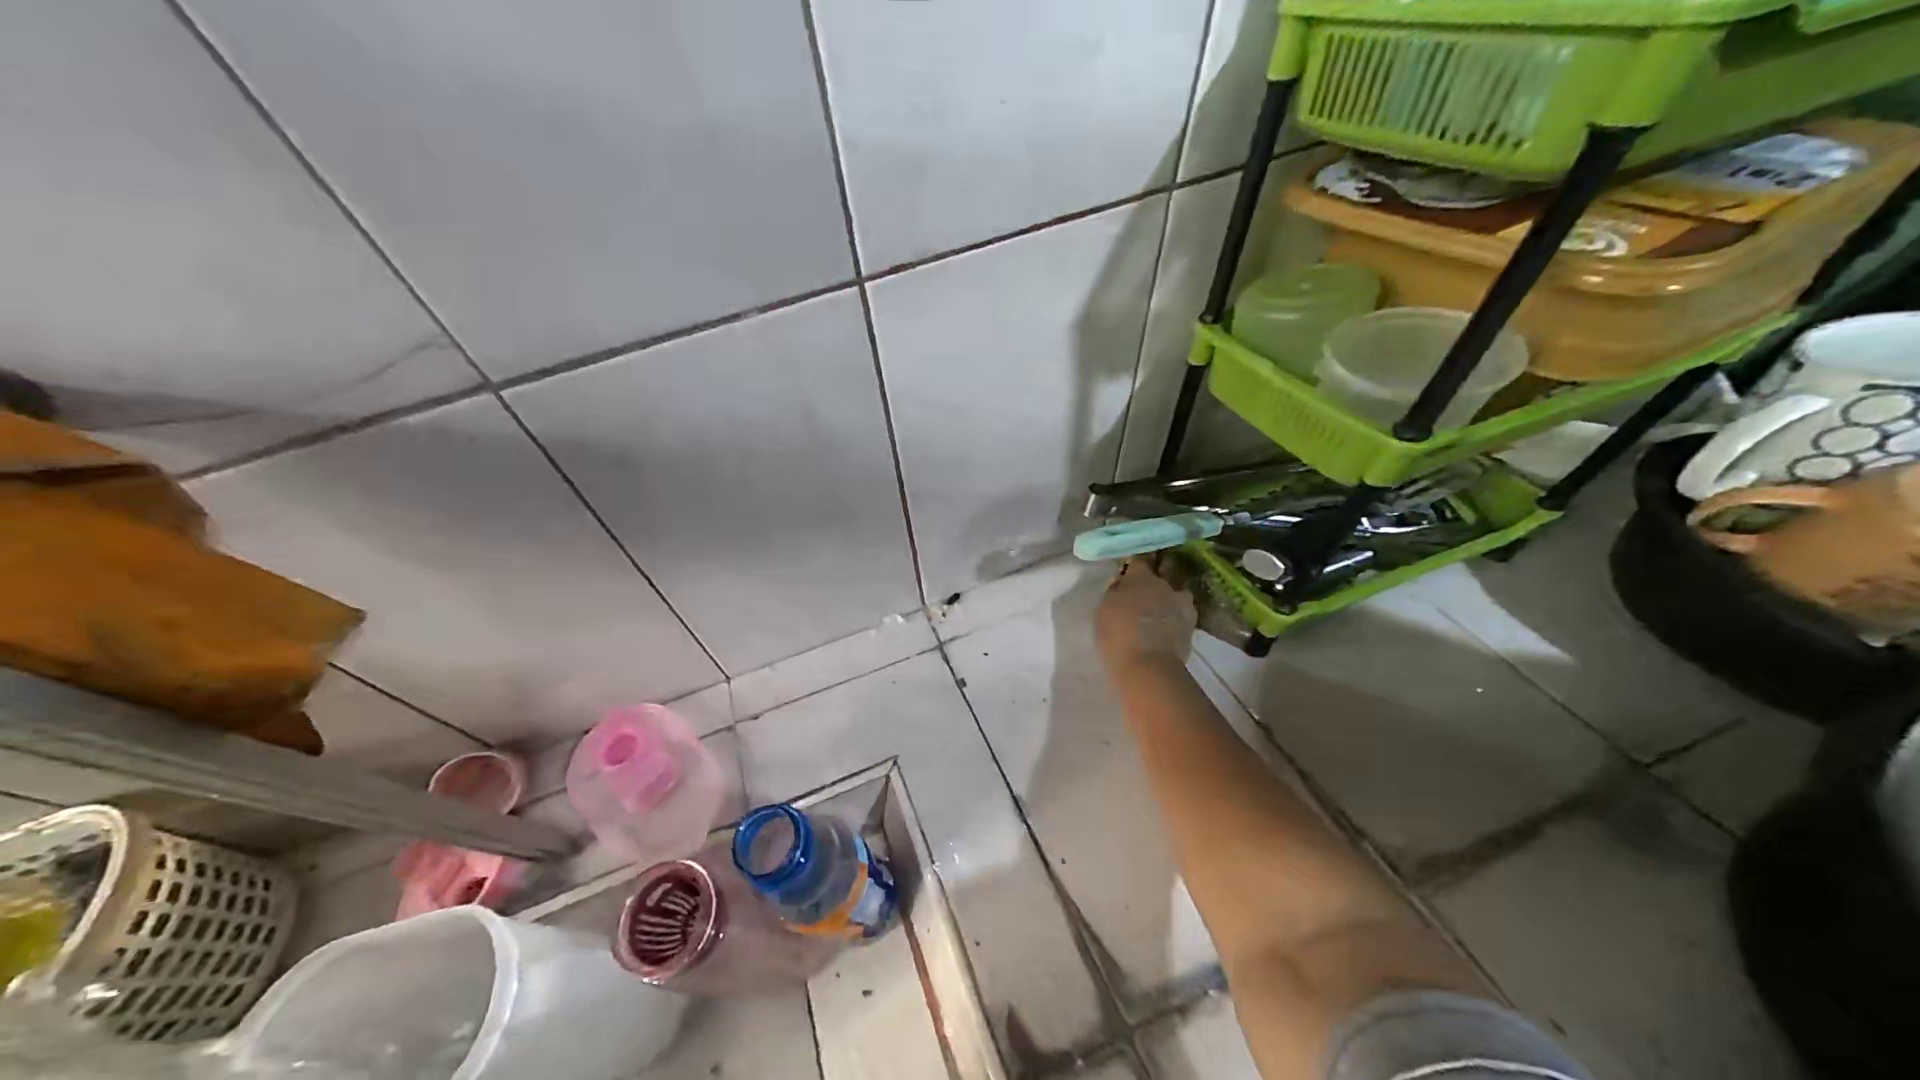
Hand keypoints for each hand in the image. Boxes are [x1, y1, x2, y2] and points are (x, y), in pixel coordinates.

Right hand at [1095, 557, 1196, 668]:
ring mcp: (1183, 605)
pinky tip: (1167, 631)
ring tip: (1158, 617)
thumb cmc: (1117, 634)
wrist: (1148, 667)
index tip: (1126, 576)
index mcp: (1142, 577)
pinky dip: (1175, 620)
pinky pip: (1182, 616)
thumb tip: (1121, 586)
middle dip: (1151, 586)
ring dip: (1167, 602)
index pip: (1138, 562)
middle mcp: (1166, 585)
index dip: (1132, 568)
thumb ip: (1115, 593)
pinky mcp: (1192, 627)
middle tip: (1140, 599)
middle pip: (1159, 579)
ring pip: (1175, 597)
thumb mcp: (1103, 610)